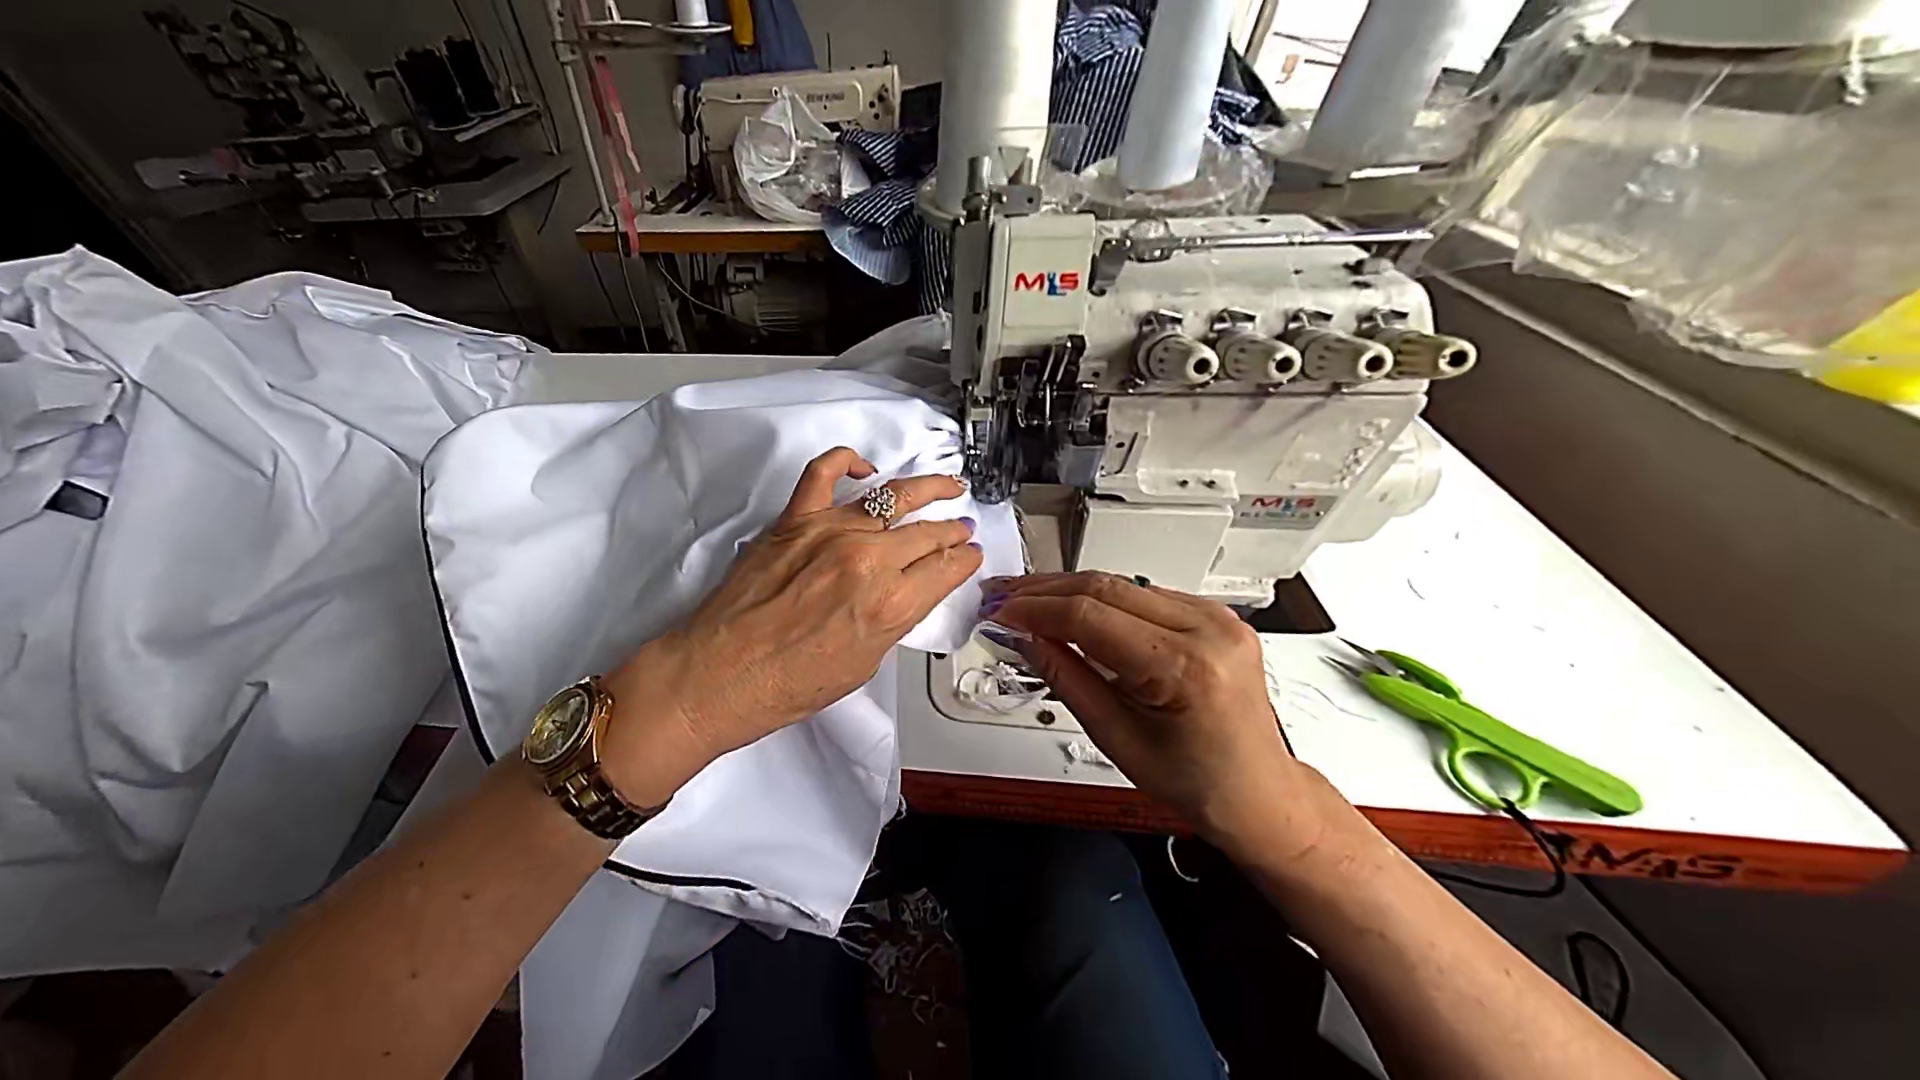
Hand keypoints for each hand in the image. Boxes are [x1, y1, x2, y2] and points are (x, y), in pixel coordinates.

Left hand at [600, 447, 982, 804]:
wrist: (720, 676)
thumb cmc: (786, 684)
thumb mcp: (866, 662)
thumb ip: (897, 618)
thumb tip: (914, 591)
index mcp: (890, 604)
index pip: (946, 568)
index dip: (965, 560)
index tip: (970, 556)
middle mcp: (866, 561)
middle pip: (928, 533)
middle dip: (953, 531)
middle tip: (962, 530)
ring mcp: (829, 533)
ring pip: (894, 497)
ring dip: (928, 489)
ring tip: (946, 486)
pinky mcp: (794, 520)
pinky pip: (825, 472)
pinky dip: (848, 460)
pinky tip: (866, 468)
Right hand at [987, 572, 1326, 857]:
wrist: (1256, 791)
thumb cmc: (1202, 781)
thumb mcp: (1117, 739)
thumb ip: (1068, 679)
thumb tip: (1028, 639)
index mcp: (1187, 667)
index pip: (1090, 617)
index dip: (1036, 610)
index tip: (1003, 613)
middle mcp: (1210, 630)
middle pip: (1106, 587)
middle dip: (1046, 591)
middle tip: (1006, 597)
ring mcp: (1217, 618)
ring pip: (1123, 584)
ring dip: (1070, 590)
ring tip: (1030, 601)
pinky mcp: (1213, 616)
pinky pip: (1145, 594)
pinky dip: (1102, 599)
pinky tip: (1073, 608)